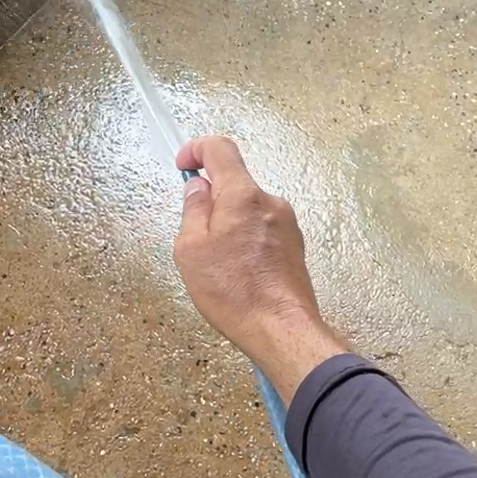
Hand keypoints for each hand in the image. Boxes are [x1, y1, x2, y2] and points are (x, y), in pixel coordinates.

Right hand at [174, 136, 347, 397]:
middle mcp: (269, 201)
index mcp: (242, 195)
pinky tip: (236, 272)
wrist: (281, 329)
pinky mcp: (293, 246)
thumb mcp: (191, 249)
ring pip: (247, 208)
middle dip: (210, 198)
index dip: (196, 149)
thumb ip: (193, 210)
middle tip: (194, 235)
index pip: (220, 148)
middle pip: (234, 182)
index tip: (183, 166)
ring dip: (227, 222)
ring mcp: (286, 224)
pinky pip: (261, 228)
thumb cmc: (231, 290)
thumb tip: (198, 188)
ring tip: (216, 263)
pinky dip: (243, 238)